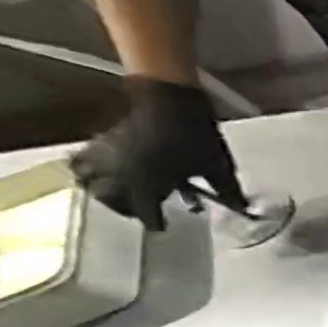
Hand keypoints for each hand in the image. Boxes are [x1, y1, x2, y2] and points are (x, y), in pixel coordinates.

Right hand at [69, 78, 244, 230]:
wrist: (170, 99)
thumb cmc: (196, 135)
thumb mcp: (217, 166)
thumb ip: (228, 190)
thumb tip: (243, 208)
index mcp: (149, 182)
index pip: (145, 211)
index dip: (154, 222)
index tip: (162, 227)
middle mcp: (121, 172)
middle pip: (112, 200)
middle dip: (127, 209)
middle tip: (144, 211)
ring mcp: (108, 156)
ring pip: (91, 183)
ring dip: (106, 193)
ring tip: (125, 196)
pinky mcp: (102, 141)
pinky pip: (84, 162)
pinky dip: (91, 172)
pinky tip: (108, 174)